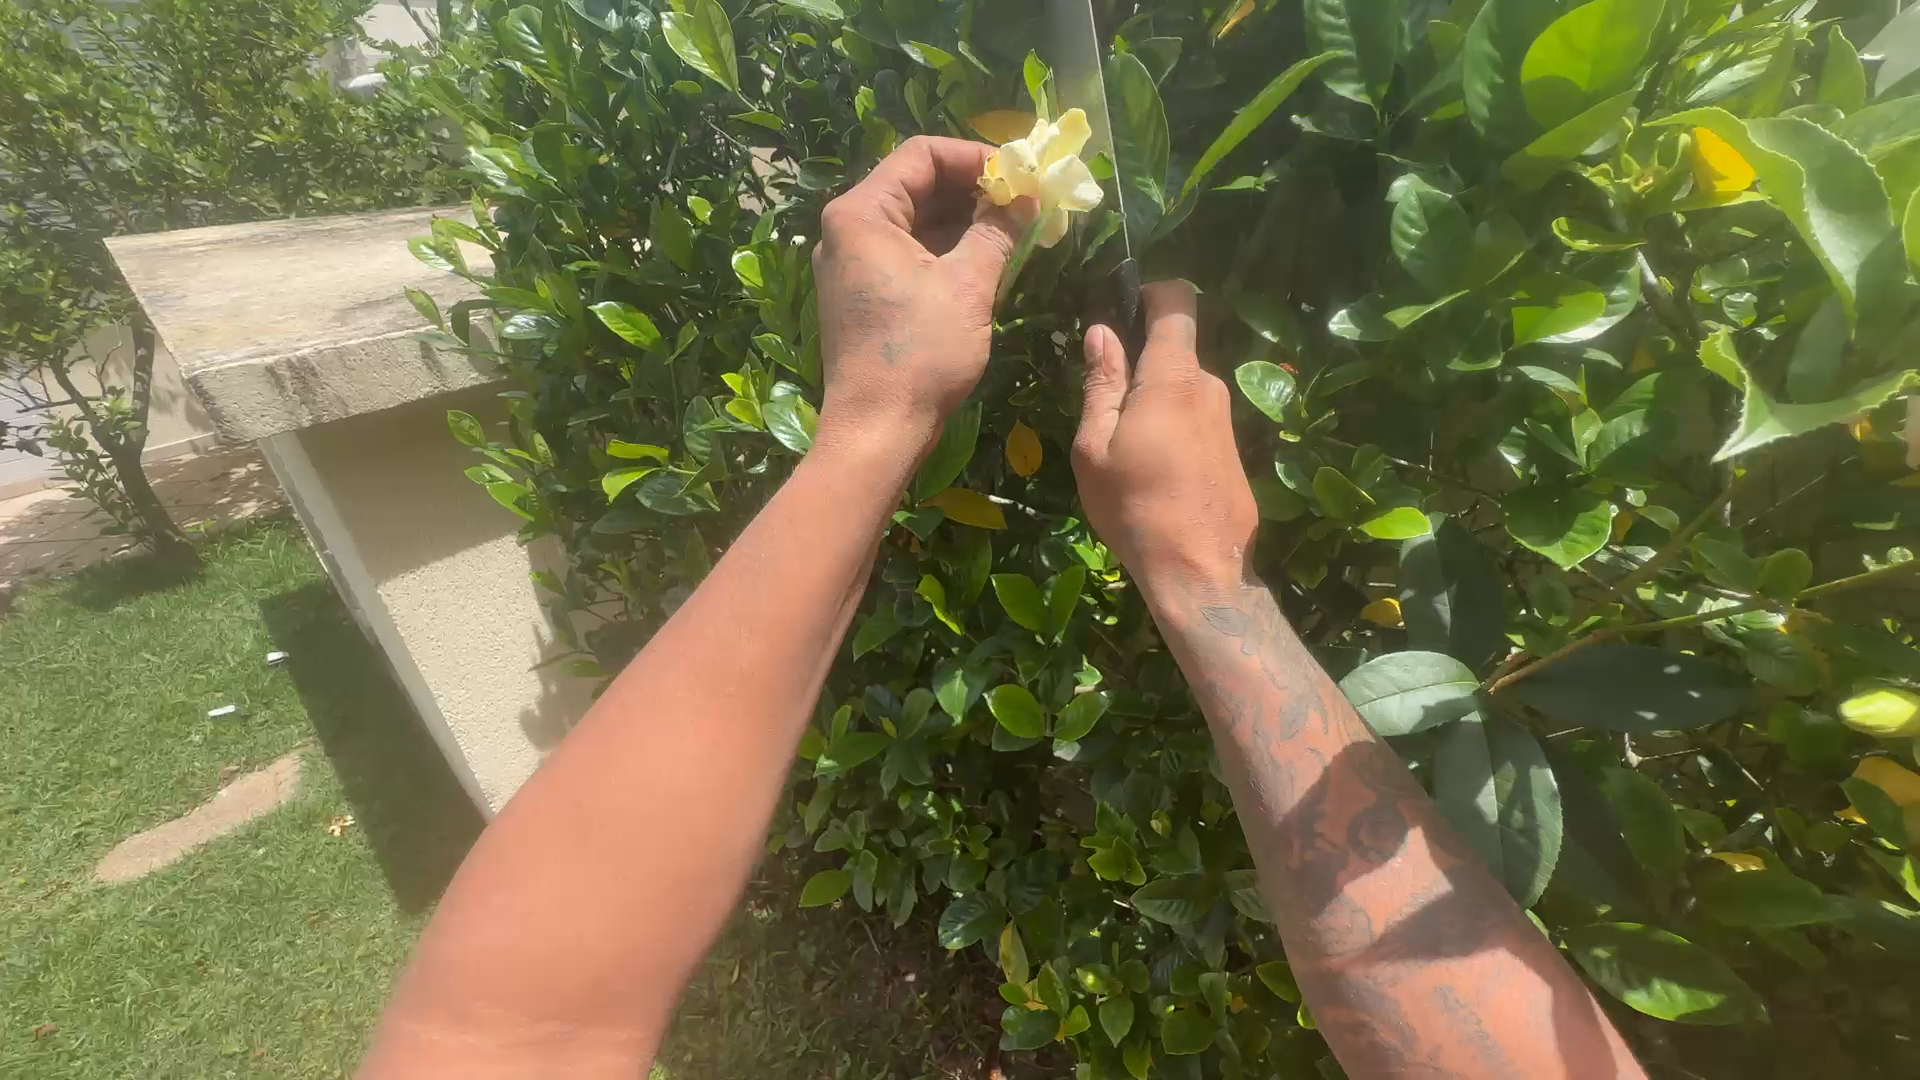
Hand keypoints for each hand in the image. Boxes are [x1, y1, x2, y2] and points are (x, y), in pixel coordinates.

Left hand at [812, 136, 1029, 456]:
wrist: (879, 429)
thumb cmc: (921, 355)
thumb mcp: (968, 286)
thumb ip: (997, 231)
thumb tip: (1026, 197)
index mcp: (861, 214)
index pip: (921, 155)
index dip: (975, 158)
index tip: (1020, 176)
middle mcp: (847, 233)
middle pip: (916, 188)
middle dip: (972, 193)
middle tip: (1023, 206)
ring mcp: (851, 269)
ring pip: (914, 227)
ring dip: (962, 226)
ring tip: (1012, 235)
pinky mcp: (862, 299)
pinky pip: (906, 260)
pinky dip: (943, 256)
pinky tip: (983, 265)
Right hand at [1072, 282, 1257, 602]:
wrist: (1198, 570)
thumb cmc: (1132, 507)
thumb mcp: (1095, 447)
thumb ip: (1101, 384)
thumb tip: (1101, 332)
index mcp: (1172, 379)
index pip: (1176, 302)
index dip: (1150, 293)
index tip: (1122, 310)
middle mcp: (1209, 388)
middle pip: (1174, 352)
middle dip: (1139, 366)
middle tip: (1104, 412)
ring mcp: (1226, 420)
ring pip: (1182, 390)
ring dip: (1153, 404)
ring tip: (1125, 452)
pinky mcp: (1233, 449)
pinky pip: (1196, 419)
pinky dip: (1172, 428)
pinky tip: (1154, 473)